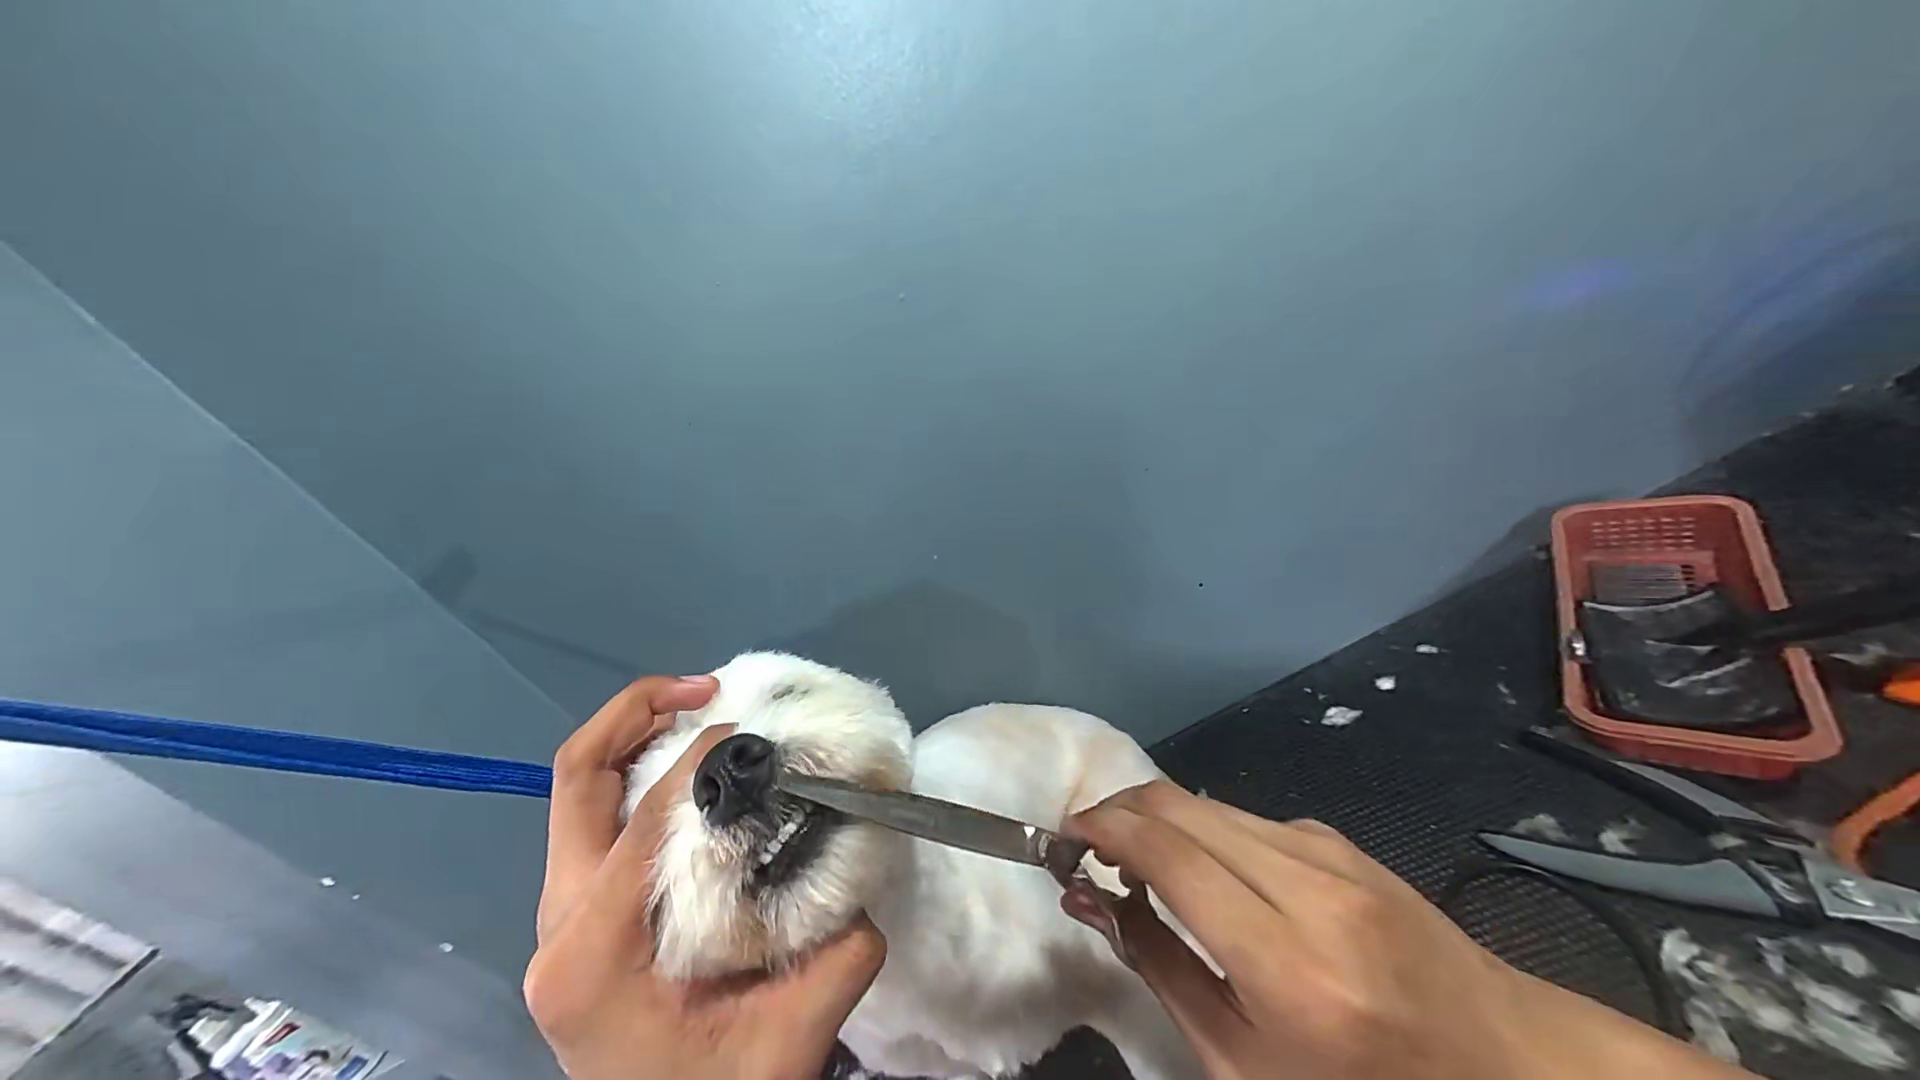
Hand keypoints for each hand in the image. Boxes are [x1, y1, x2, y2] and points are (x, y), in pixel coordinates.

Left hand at [525, 676, 885, 1079]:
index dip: (702, 760)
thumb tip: (859, 870)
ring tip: (705, 712)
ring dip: (640, 734)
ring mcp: (559, 917)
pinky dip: (642, 771)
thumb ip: (841, 953)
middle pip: (579, 778)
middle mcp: (559, 924)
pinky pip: (600, 816)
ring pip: (582, 791)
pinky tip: (699, 773)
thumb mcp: (791, 1037)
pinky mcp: (578, 914)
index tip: (755, 732)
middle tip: (709, 689)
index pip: (645, 822)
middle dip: (640, 710)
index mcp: (593, 955)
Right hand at [1063, 781, 1755, 1079]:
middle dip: (1121, 809)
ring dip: (1157, 816)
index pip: (1168, 854)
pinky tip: (1203, 868)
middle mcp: (1309, 886)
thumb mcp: (1246, 1068)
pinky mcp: (1339, 839)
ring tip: (1136, 856)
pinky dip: (1201, 828)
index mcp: (1288, 965)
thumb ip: (1162, 970)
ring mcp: (1329, 852)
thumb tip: (1096, 900)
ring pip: (1208, 803)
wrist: (1510, 1065)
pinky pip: (1244, 818)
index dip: (1105, 827)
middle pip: (1180, 806)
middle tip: (1091, 843)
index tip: (1067, 832)